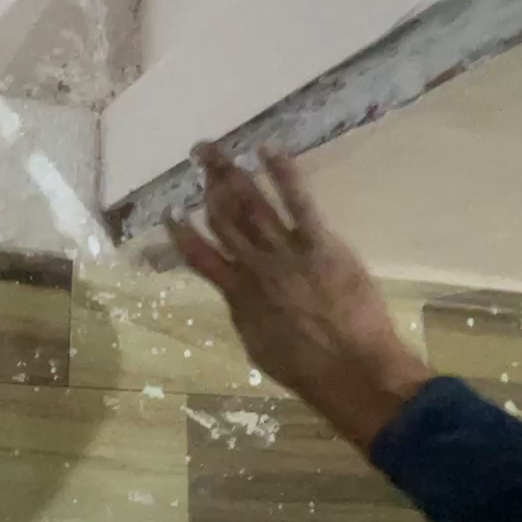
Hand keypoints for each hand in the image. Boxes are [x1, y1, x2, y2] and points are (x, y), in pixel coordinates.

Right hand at [166, 142, 432, 446]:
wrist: (353, 372)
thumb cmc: (304, 368)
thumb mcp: (256, 343)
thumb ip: (242, 310)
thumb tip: (234, 290)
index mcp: (237, 292)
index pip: (198, 254)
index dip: (180, 231)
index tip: (169, 210)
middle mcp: (255, 265)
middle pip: (224, 217)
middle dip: (209, 184)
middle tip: (198, 155)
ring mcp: (286, 252)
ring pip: (252, 204)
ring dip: (231, 172)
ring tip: (215, 150)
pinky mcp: (320, 244)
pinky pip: (299, 203)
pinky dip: (282, 174)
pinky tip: (267, 149)